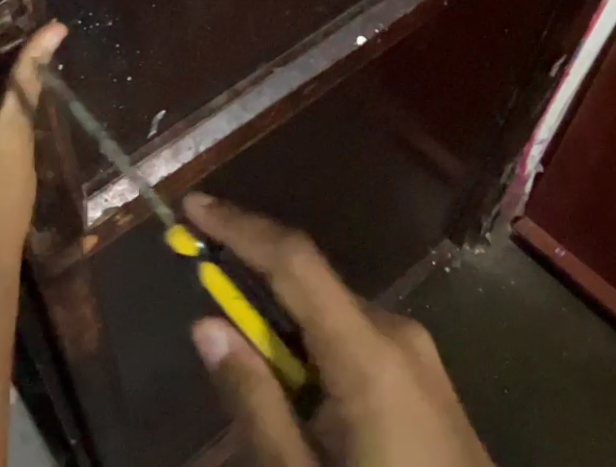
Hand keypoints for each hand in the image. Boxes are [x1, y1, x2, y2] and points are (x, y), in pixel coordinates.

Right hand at [184, 194, 492, 466]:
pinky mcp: (424, 378)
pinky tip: (301, 409)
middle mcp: (396, 335)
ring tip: (260, 397)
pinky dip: (311, 352)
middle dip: (251, 290)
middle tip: (209, 326)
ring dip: (281, 332)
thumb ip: (255, 402)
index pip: (295, 260)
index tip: (192, 206)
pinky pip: (352, 340)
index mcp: (369, 355)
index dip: (240, 226)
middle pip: (308, 286)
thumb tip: (206, 327)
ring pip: (326, 317)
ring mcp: (418, 356)